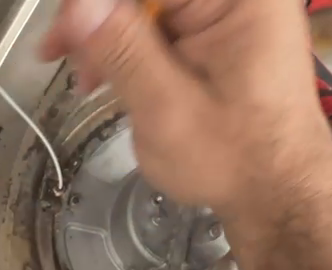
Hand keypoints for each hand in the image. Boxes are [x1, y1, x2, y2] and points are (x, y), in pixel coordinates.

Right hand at [40, 0, 331, 226]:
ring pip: (149, 6)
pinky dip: (130, 45)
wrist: (274, 188)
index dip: (94, 3)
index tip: (59, 35)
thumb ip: (124, 53)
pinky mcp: (219, 30)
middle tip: (58, 53)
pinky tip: (111, 74)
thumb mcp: (167, 109)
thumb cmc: (231, 158)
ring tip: (86, 79)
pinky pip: (163, 22)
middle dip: (99, 16)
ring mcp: (230, 9)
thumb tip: (79, 6)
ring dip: (110, 34)